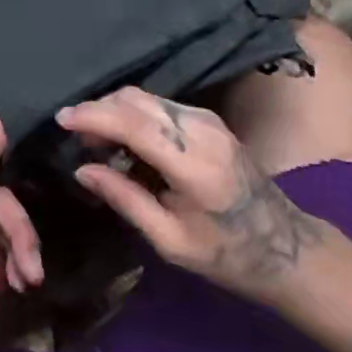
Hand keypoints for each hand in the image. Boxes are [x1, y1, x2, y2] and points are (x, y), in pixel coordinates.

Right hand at [56, 87, 328, 306]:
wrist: (290, 249)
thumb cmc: (228, 254)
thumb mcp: (171, 241)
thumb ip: (125, 199)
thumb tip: (82, 170)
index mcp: (193, 165)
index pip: (132, 123)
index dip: (92, 116)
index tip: (60, 119)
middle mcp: (200, 131)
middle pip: (134, 100)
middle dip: (97, 110)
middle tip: (75, 135)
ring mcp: (207, 120)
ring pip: (144, 97)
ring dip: (113, 110)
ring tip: (96, 140)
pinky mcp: (208, 119)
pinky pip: (158, 104)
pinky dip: (132, 113)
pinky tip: (123, 138)